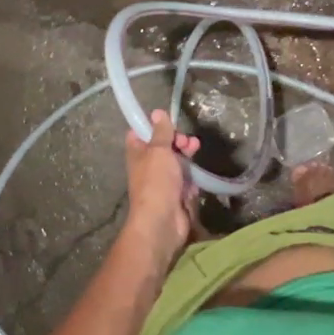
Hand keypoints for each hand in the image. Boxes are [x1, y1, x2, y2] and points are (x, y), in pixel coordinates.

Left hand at [121, 110, 199, 269]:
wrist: (162, 222)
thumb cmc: (156, 181)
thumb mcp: (158, 150)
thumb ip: (161, 131)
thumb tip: (156, 112)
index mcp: (137, 152)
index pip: (140, 132)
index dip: (153, 126)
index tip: (167, 122)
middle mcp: (148, 165)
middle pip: (163, 146)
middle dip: (176, 140)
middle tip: (186, 141)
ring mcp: (163, 181)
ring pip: (176, 161)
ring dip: (187, 155)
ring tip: (196, 149)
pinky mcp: (177, 194)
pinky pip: (186, 179)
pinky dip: (191, 176)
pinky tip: (195, 176)